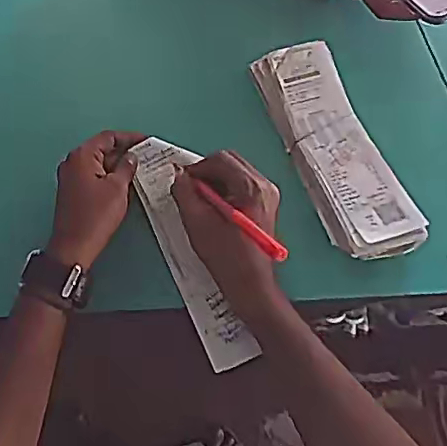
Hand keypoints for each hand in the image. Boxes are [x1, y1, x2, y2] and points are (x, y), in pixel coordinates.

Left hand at [46, 130, 145, 269]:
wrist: (74, 246)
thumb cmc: (95, 216)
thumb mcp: (118, 188)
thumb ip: (126, 167)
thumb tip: (131, 157)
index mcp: (81, 156)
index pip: (107, 137)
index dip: (129, 137)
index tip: (144, 140)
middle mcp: (72, 162)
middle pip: (101, 148)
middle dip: (123, 151)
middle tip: (144, 155)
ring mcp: (70, 177)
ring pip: (98, 163)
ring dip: (116, 164)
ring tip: (138, 169)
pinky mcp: (72, 190)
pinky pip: (93, 174)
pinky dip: (108, 175)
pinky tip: (123, 182)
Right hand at [171, 151, 285, 320]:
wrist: (251, 285)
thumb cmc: (227, 259)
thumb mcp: (197, 223)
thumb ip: (185, 193)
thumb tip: (179, 176)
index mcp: (251, 187)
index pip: (219, 159)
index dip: (196, 168)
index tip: (182, 181)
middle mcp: (264, 186)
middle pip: (230, 161)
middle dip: (206, 172)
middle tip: (190, 190)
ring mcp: (268, 195)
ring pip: (235, 172)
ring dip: (215, 181)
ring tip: (201, 202)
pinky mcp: (265, 204)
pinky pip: (241, 184)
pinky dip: (224, 190)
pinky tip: (214, 209)